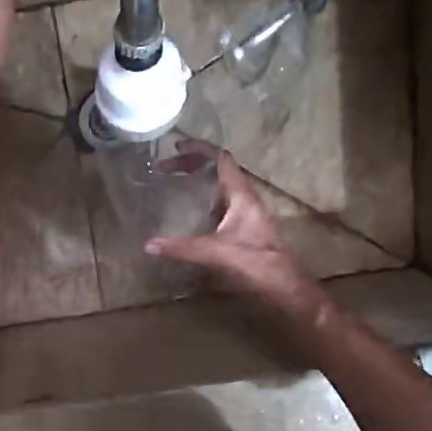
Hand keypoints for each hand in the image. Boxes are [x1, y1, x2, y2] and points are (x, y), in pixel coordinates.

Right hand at [146, 151, 319, 313]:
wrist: (283, 284)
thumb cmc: (253, 262)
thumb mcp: (213, 253)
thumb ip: (180, 248)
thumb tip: (148, 245)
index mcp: (241, 195)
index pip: (221, 158)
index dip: (199, 148)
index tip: (176, 146)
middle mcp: (246, 197)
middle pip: (219, 168)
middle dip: (192, 163)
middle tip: (166, 167)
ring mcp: (248, 211)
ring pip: (222, 184)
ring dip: (200, 178)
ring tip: (176, 181)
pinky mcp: (247, 225)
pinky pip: (224, 200)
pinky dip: (206, 196)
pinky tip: (193, 209)